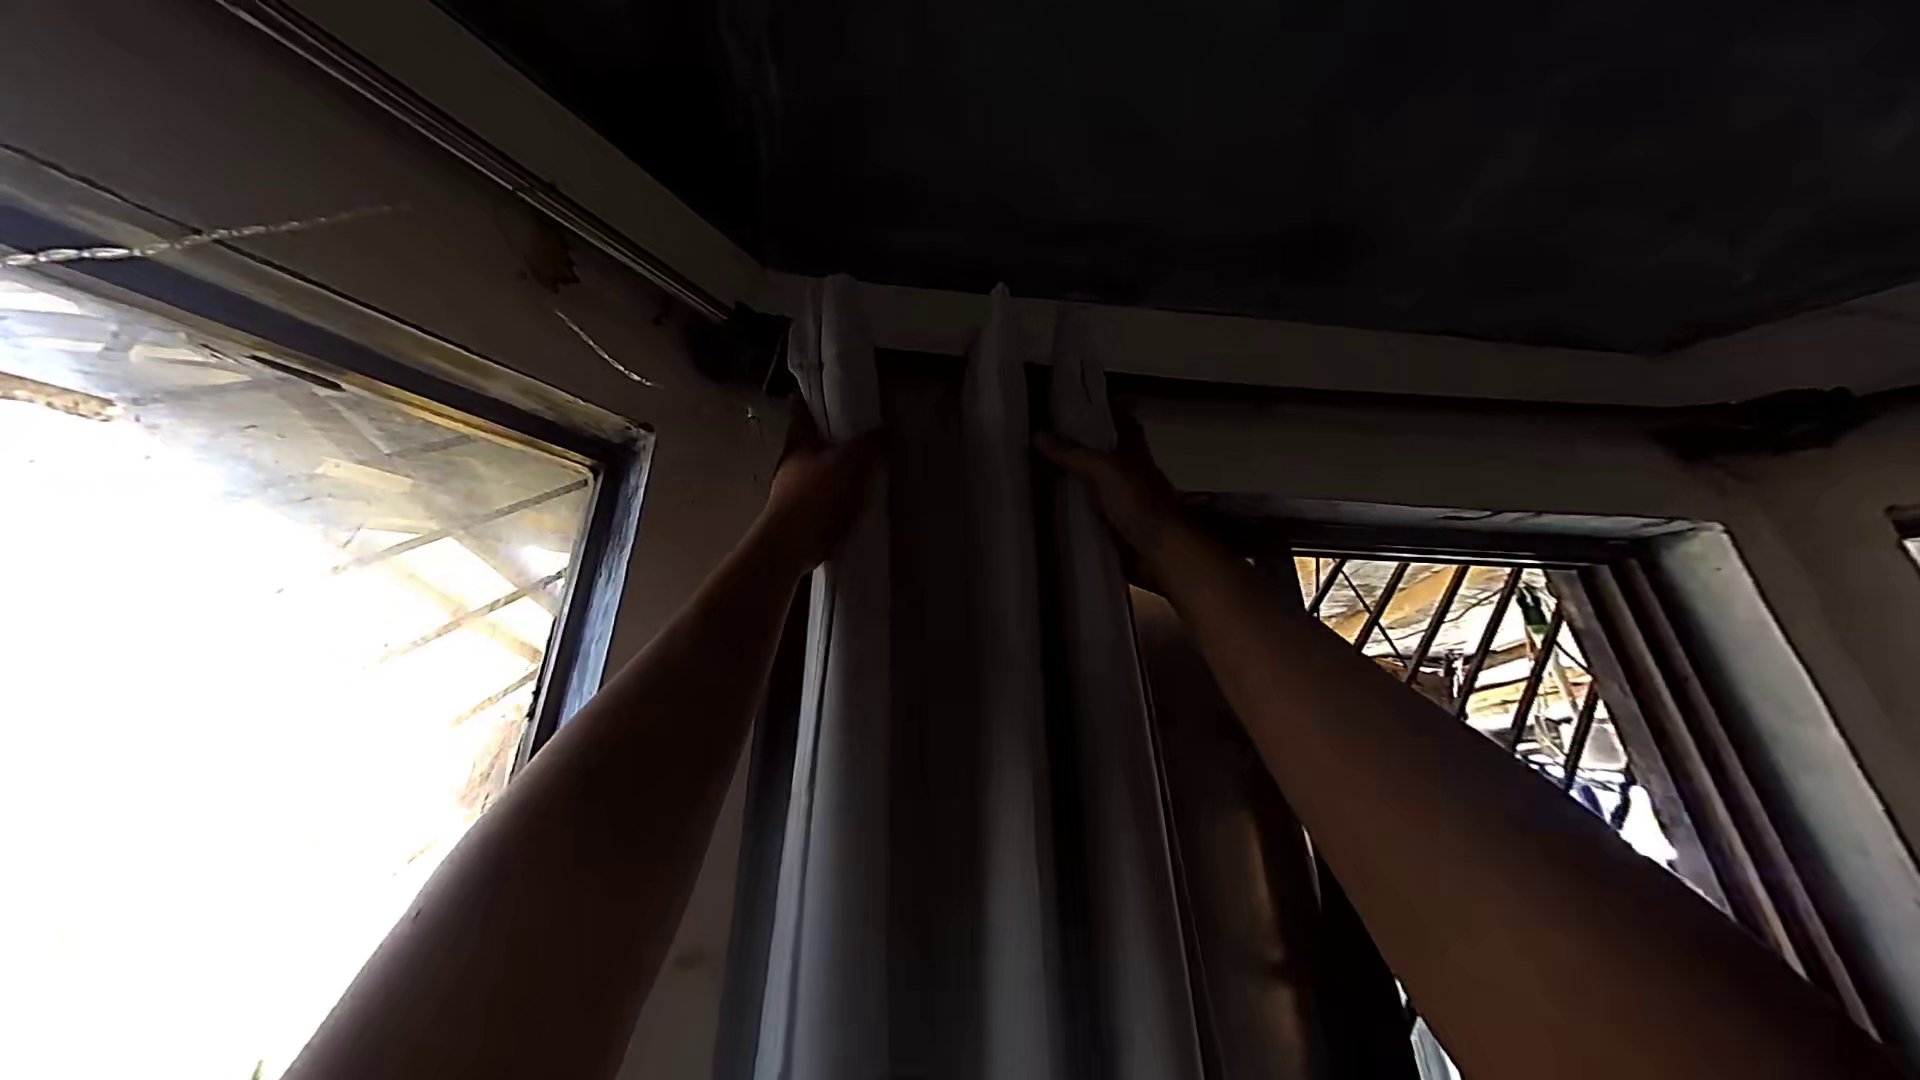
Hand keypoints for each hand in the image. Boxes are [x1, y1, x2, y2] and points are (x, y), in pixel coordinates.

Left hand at [753, 401, 883, 574]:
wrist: (792, 546)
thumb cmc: (816, 497)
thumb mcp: (851, 464)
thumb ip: (869, 446)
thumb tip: (885, 431)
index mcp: (798, 443)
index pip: (802, 411)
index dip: (815, 402)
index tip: (833, 399)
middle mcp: (791, 464)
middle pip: (812, 444)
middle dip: (833, 442)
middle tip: (861, 439)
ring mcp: (793, 493)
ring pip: (818, 474)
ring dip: (837, 474)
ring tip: (865, 474)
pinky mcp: (801, 519)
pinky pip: (824, 502)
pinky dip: (839, 501)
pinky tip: (857, 506)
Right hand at [1035, 410, 1182, 568]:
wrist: (1157, 550)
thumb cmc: (1137, 502)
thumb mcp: (1104, 470)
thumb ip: (1074, 454)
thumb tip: (1038, 436)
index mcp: (1136, 453)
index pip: (1124, 424)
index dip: (1107, 412)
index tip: (1081, 407)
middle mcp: (1134, 474)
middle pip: (1109, 454)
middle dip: (1086, 449)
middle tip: (1051, 442)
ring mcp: (1128, 502)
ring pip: (1101, 483)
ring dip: (1080, 480)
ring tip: (1045, 473)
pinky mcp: (1120, 527)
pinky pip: (1095, 512)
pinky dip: (1080, 509)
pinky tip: (1058, 508)